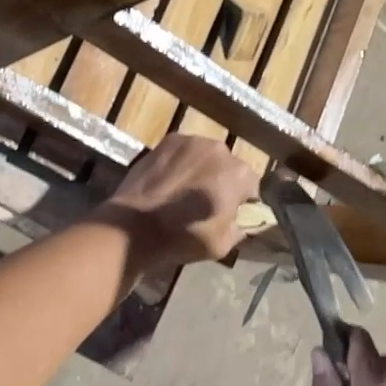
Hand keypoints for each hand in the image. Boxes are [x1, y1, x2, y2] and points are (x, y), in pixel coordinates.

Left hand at [96, 134, 257, 269]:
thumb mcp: (224, 244)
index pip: (251, 186)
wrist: (135, 226)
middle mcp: (219, 149)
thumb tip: (242, 219)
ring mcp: (191, 141)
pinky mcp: (167, 140)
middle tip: (204, 202)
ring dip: (201, 169)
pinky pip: (183, 151)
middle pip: (228, 166)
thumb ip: (241, 227)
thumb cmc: (183, 237)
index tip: (227, 214)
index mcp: (239, 173)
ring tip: (183, 191)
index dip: (241, 201)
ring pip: (205, 156)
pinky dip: (180, 163)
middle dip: (221, 181)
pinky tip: (168, 181)